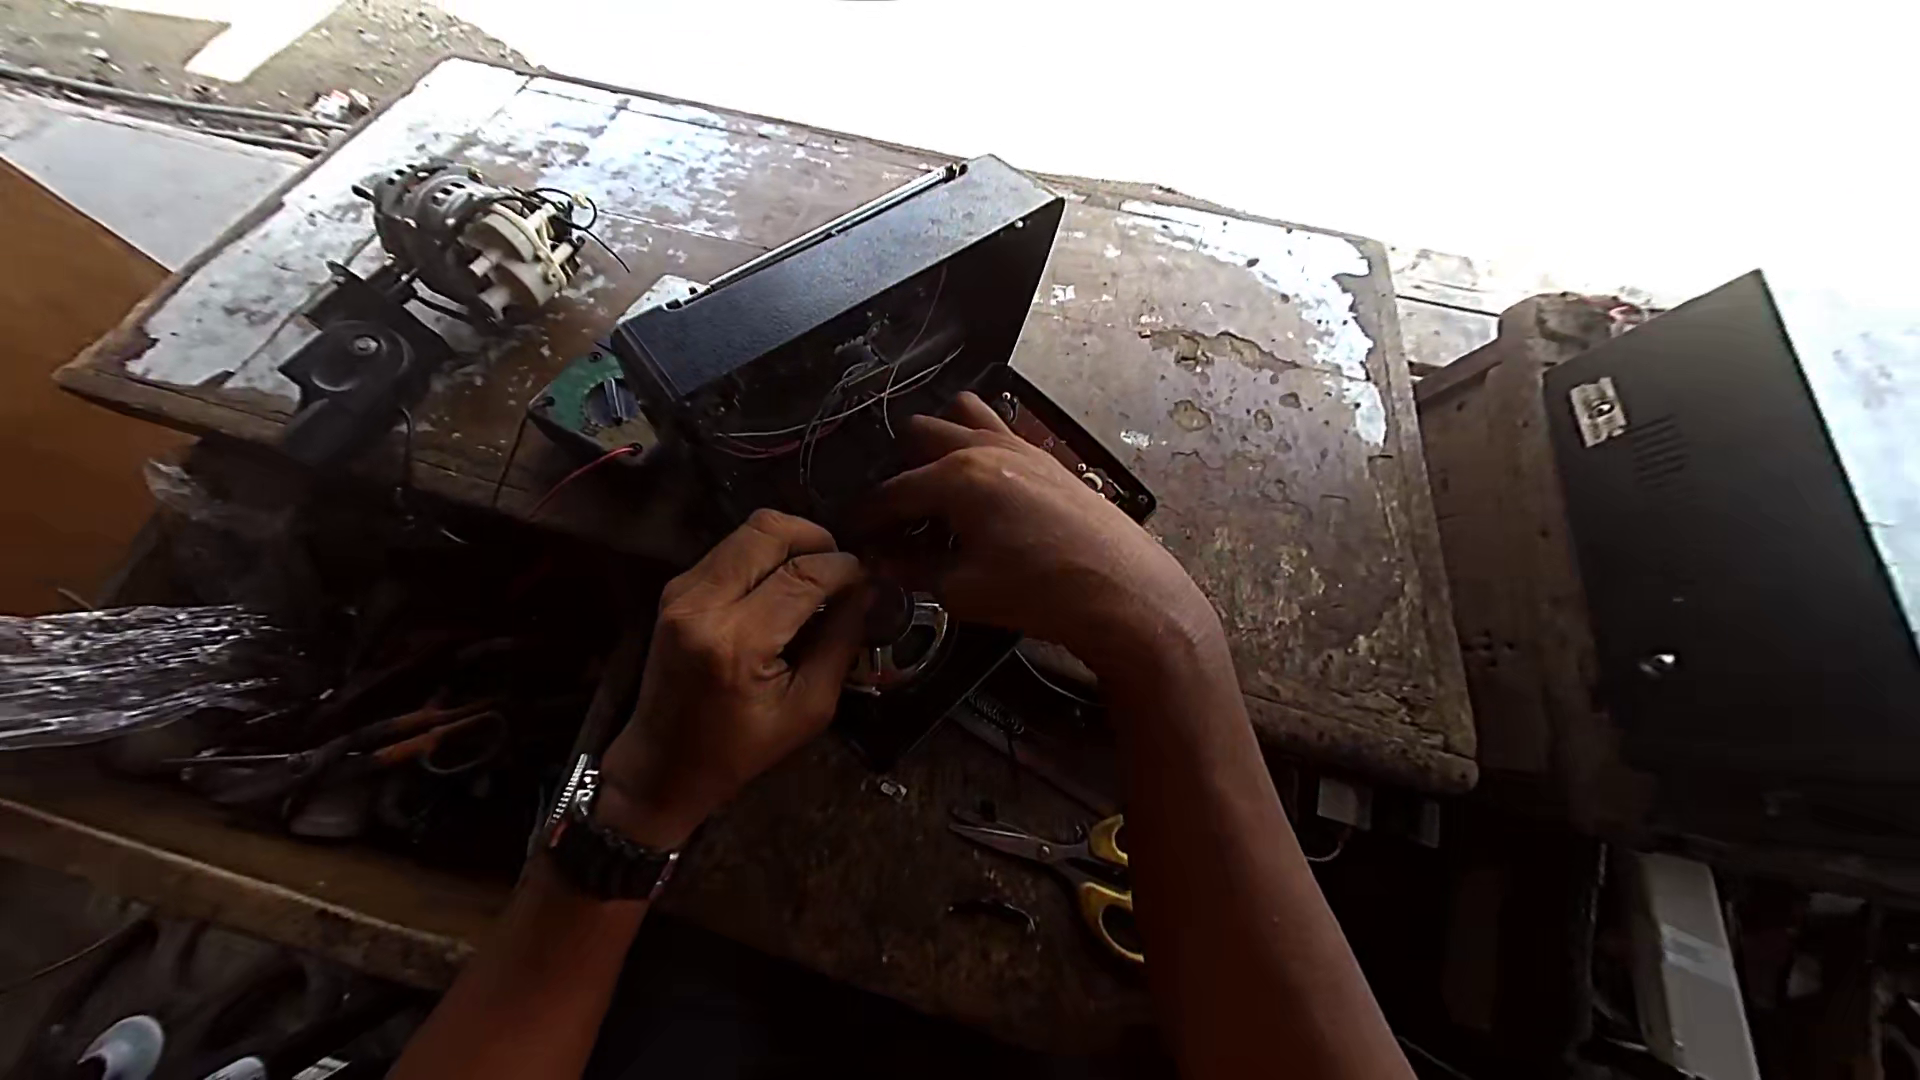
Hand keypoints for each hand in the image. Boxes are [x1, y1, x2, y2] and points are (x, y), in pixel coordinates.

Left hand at [597, 510, 866, 847]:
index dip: (845, 568)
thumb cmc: (740, 749)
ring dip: (792, 543)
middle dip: (818, 539)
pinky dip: (767, 555)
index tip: (867, 579)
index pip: (803, 574)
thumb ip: (843, 640)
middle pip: (770, 529)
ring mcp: (682, 591)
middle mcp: (702, 603)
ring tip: (815, 577)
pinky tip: (783, 586)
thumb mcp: (810, 707)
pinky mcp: (676, 588)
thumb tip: (869, 590)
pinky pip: (733, 547)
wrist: (661, 766)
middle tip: (840, 569)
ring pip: (750, 530)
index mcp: (737, 641)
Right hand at [861, 392, 1220, 676]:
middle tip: (899, 515)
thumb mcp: (964, 589)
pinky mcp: (1046, 458)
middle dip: (899, 472)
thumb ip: (915, 569)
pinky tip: (981, 492)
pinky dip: (976, 449)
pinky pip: (998, 432)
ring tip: (938, 489)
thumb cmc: (1044, 591)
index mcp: (958, 478)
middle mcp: (987, 449)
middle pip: (920, 435)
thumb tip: (886, 562)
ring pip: (961, 416)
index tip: (858, 534)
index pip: (893, 491)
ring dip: (939, 444)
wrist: (1122, 593)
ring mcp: (1020, 446)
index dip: (868, 517)